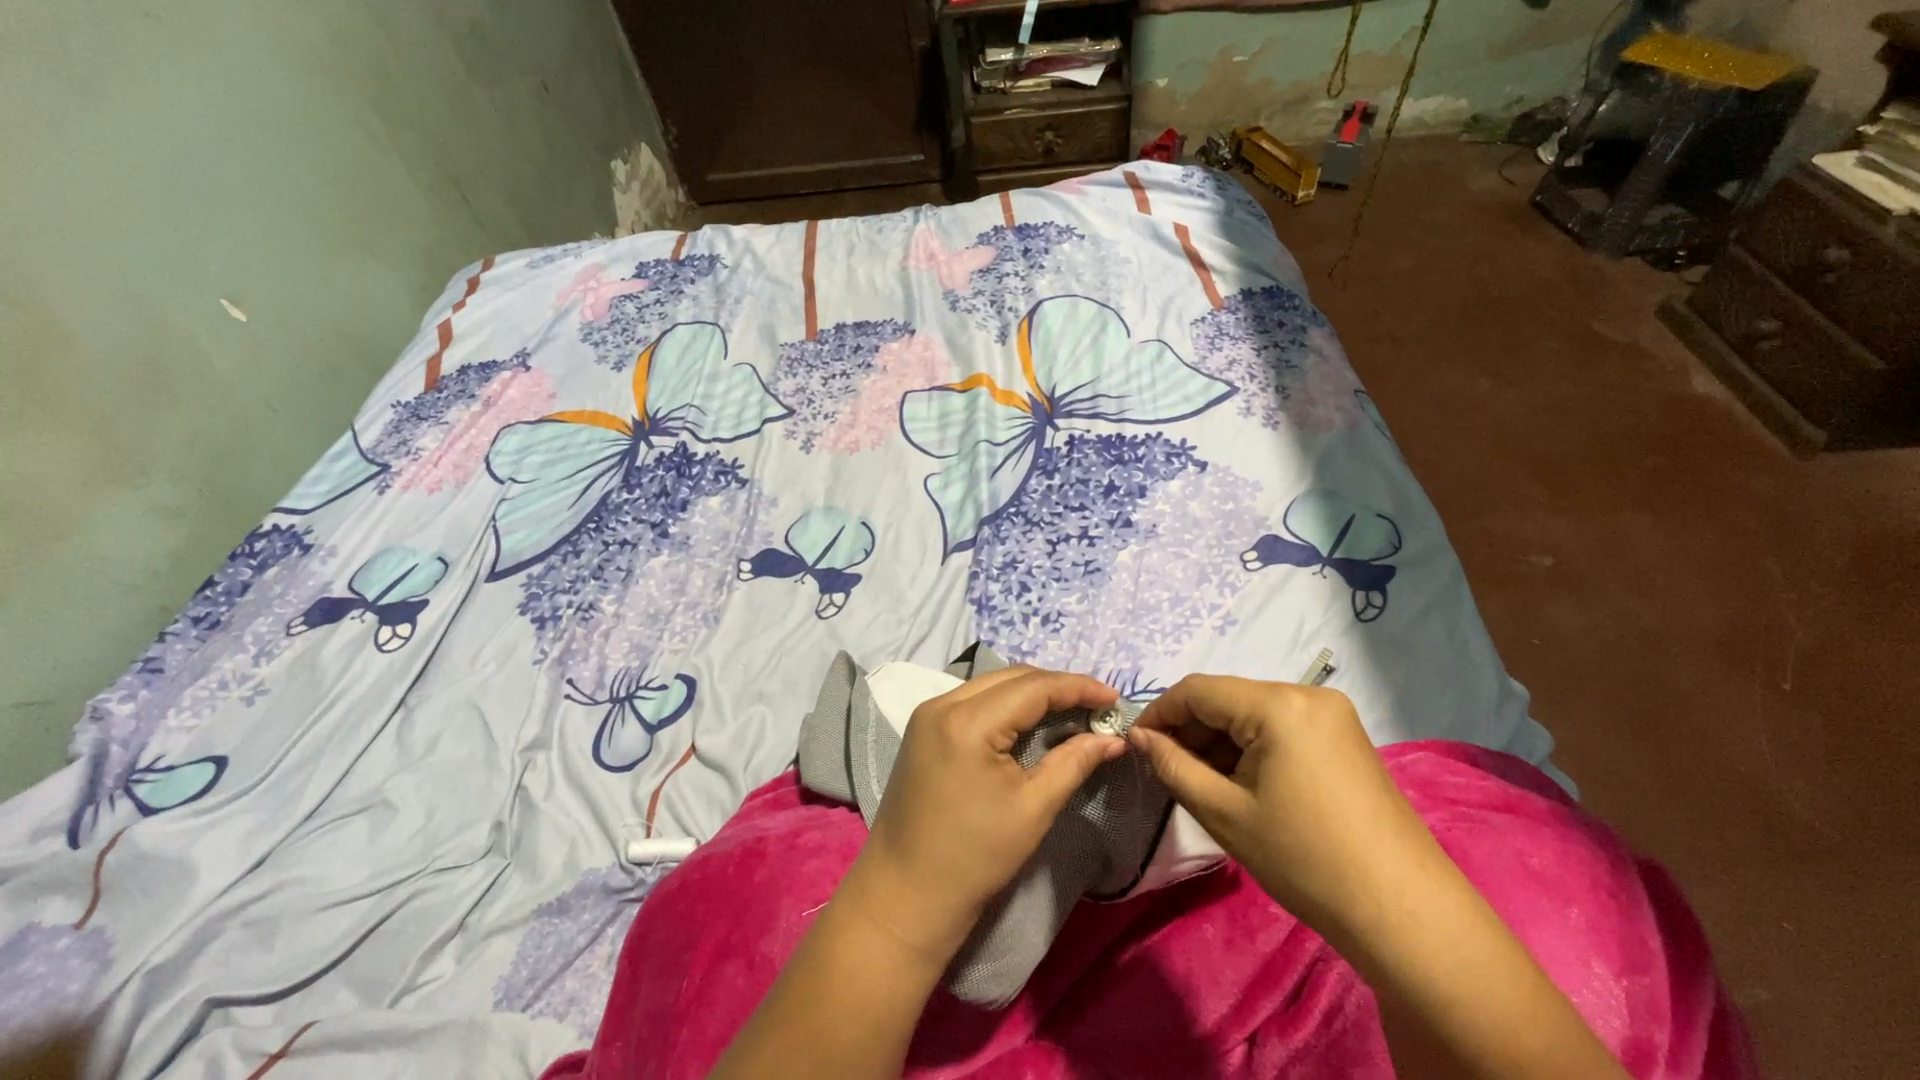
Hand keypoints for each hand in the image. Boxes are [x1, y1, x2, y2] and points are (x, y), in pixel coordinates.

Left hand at [844, 666, 1125, 960]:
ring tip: (1071, 711)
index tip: (1115, 699)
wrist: (906, 892)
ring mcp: (927, 714)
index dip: (1078, 687)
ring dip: (1032, 693)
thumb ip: (1074, 762)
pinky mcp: (922, 729)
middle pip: (1011, 678)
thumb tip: (1113, 738)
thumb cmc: (974, 857)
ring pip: (991, 685)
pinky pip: (973, 700)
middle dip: (1057, 687)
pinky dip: (1006, 704)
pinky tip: (1031, 721)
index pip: (1033, 687)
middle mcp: (942, 704)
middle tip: (1097, 707)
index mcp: (967, 722)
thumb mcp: (1033, 808)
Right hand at [1127, 675, 1431, 934]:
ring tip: (1200, 785)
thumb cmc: (1302, 858)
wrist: (1398, 906)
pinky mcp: (1344, 738)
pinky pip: (1281, 728)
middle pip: (1228, 699)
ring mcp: (1332, 715)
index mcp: (1278, 704)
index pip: (1198, 690)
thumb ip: (1172, 765)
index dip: (1159, 713)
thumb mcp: (1223, 812)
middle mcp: (1307, 694)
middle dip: (1190, 730)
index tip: (1134, 746)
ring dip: (1219, 742)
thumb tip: (1139, 737)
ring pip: (1253, 714)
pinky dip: (1251, 748)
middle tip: (1165, 772)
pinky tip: (1239, 785)